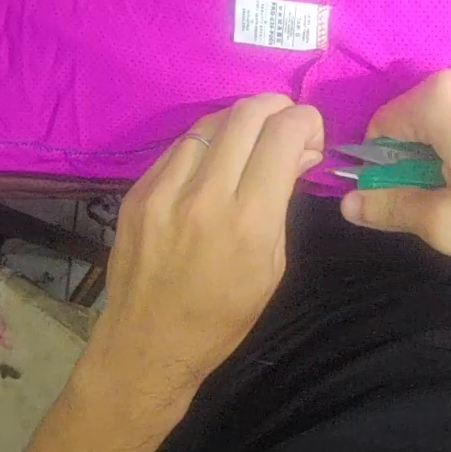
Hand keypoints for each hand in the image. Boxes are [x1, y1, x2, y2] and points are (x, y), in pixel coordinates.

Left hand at [76, 95, 324, 428]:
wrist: (148, 343)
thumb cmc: (223, 318)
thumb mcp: (272, 267)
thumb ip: (283, 203)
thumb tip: (298, 154)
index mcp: (248, 220)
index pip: (282, 135)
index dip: (306, 120)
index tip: (312, 131)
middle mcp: (205, 194)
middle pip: (245, 115)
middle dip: (276, 107)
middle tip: (287, 124)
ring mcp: (164, 190)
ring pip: (209, 123)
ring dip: (240, 120)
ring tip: (253, 136)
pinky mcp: (138, 192)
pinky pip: (180, 147)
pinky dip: (207, 142)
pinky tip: (216, 157)